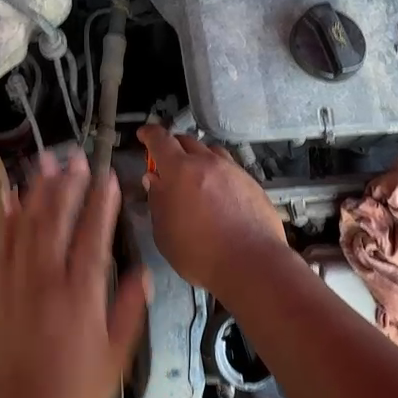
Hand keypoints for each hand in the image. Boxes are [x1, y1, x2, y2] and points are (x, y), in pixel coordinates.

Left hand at [0, 148, 150, 397]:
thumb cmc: (68, 391)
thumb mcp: (113, 358)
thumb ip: (128, 312)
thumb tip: (143, 277)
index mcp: (80, 294)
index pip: (93, 236)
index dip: (102, 203)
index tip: (108, 177)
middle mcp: (48, 280)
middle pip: (57, 220)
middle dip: (68, 184)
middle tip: (75, 156)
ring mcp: (20, 282)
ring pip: (28, 224)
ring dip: (37, 189)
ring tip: (45, 160)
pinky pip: (3, 244)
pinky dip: (8, 217)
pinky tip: (11, 197)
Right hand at [138, 124, 290, 298]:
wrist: (252, 264)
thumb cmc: (200, 253)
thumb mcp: (164, 233)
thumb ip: (157, 201)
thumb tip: (154, 180)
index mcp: (180, 170)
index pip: (160, 140)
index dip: (150, 134)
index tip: (144, 134)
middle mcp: (208, 162)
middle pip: (187, 141)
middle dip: (174, 146)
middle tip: (168, 162)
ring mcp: (233, 171)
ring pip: (212, 152)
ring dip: (199, 158)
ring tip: (195, 175)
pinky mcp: (252, 183)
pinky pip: (230, 169)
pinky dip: (219, 174)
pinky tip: (219, 194)